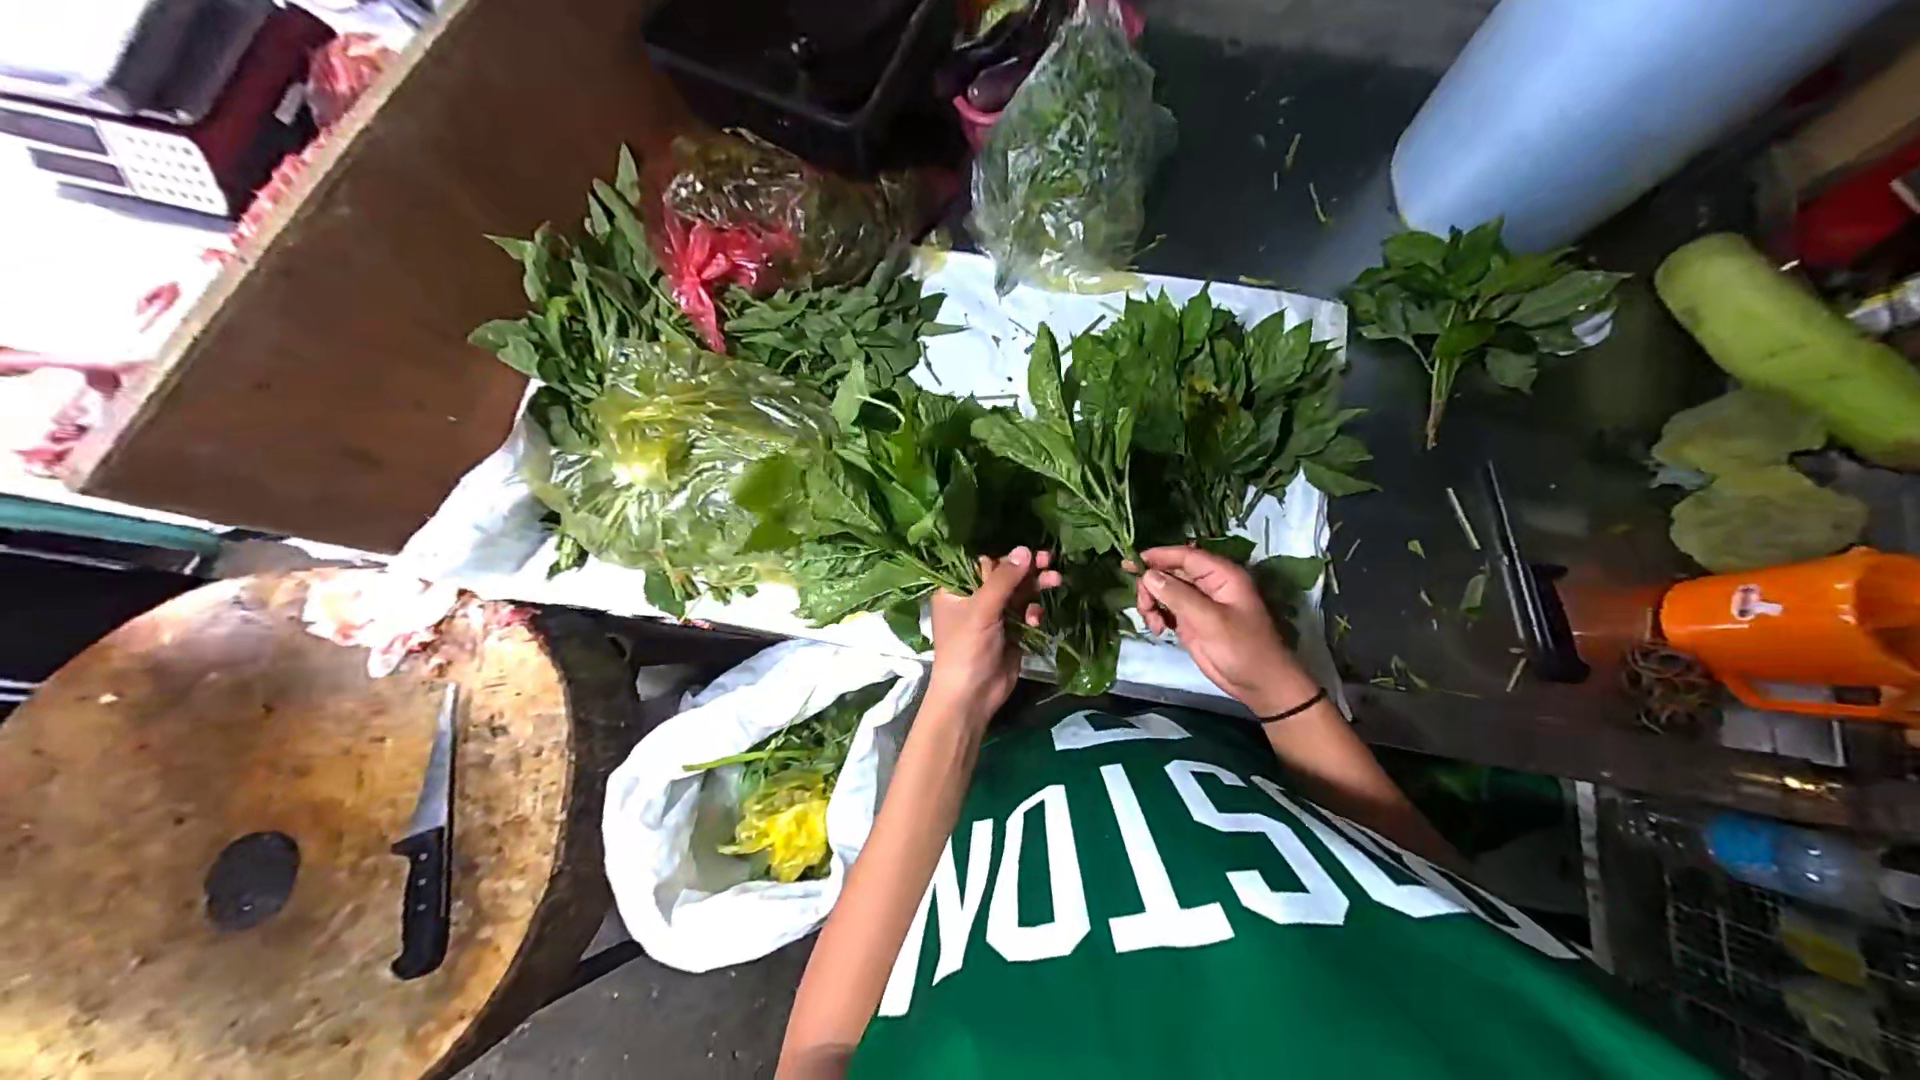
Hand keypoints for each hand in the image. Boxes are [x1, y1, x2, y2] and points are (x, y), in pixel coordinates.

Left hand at [926, 547, 1060, 725]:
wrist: (972, 696)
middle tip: (1048, 559)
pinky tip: (1036, 617)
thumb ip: (1004, 579)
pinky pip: (1026, 612)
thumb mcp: (982, 610)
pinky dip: (1033, 611)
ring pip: (1018, 593)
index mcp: (956, 590)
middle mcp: (974, 599)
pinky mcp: (1011, 631)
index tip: (1028, 548)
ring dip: (1035, 586)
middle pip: (1004, 576)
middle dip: (1026, 570)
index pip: (981, 562)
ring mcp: (993, 616)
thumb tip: (1025, 550)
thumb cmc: (966, 649)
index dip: (1005, 555)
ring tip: (1055, 579)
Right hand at [1132, 545, 1319, 716]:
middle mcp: (1208, 584)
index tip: (1131, 563)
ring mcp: (1198, 602)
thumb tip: (1149, 575)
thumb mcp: (1210, 621)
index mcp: (1221, 576)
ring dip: (1151, 603)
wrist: (1258, 683)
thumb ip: (1178, 596)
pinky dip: (1156, 615)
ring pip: (1163, 590)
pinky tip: (1158, 629)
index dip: (1158, 556)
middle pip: (1169, 571)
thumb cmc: (1243, 648)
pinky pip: (1165, 608)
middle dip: (1151, 585)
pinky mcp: (1190, 620)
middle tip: (1144, 606)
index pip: (1185, 556)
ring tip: (1154, 623)